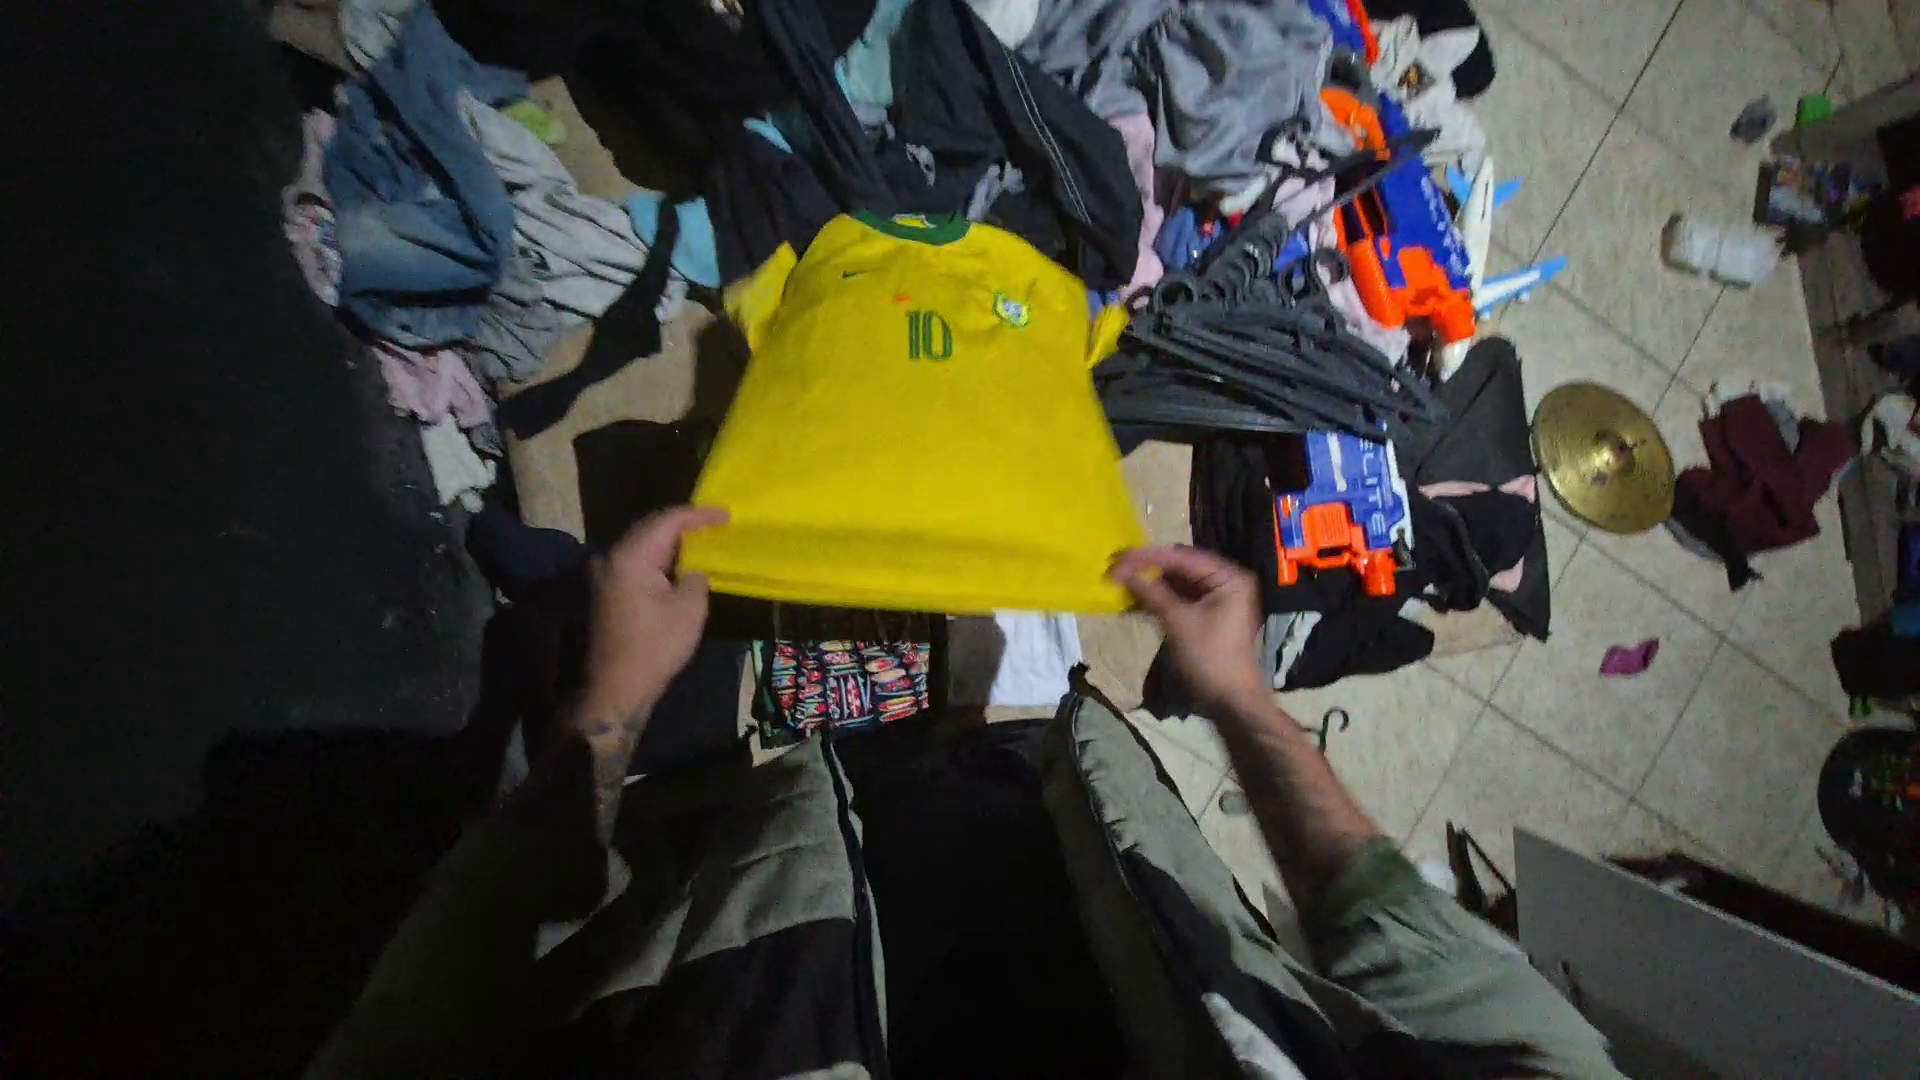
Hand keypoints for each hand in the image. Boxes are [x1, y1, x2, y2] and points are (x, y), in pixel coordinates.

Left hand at [577, 505, 729, 722]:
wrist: (617, 687)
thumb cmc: (655, 645)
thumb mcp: (689, 608)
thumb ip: (695, 576)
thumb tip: (693, 570)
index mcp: (630, 557)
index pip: (667, 521)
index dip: (699, 515)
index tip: (726, 515)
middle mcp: (611, 558)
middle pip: (650, 529)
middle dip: (684, 524)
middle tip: (716, 524)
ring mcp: (604, 575)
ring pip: (642, 545)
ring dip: (671, 542)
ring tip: (703, 540)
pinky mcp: (606, 591)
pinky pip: (636, 562)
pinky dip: (660, 558)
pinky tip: (680, 563)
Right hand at [1110, 546, 1267, 717]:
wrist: (1229, 701)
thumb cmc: (1210, 657)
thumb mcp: (1178, 621)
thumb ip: (1151, 592)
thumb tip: (1122, 572)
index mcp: (1227, 578)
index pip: (1182, 558)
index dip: (1148, 557)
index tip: (1118, 558)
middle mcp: (1223, 583)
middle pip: (1178, 569)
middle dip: (1146, 570)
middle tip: (1115, 569)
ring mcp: (1213, 600)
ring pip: (1174, 585)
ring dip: (1148, 586)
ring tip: (1118, 583)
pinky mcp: (1202, 617)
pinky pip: (1175, 601)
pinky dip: (1155, 601)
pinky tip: (1131, 602)